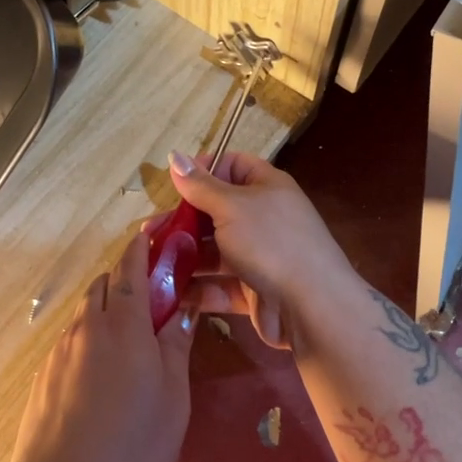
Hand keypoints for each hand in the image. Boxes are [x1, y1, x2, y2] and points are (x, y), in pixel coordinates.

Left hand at [0, 228, 196, 461]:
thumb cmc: (134, 444)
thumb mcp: (173, 396)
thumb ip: (176, 344)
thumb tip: (185, 304)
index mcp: (125, 323)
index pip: (132, 266)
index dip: (143, 243)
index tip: (155, 227)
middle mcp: (88, 325)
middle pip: (106, 283)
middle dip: (127, 276)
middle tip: (151, 294)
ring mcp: (61, 350)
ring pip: (86, 311)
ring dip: (107, 308)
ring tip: (129, 339)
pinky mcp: (44, 375)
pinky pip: (71, 340)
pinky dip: (89, 337)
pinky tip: (101, 373)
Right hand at [168, 151, 355, 349]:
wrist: (313, 306)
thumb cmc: (271, 242)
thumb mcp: (231, 206)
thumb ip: (200, 185)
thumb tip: (174, 155)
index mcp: (265, 187)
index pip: (233, 166)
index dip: (205, 170)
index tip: (174, 183)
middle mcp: (263, 218)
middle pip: (216, 212)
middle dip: (182, 221)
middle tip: (149, 232)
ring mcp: (259, 256)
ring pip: (214, 251)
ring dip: (184, 257)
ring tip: (150, 263)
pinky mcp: (253, 291)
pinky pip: (219, 285)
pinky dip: (196, 289)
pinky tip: (166, 292)